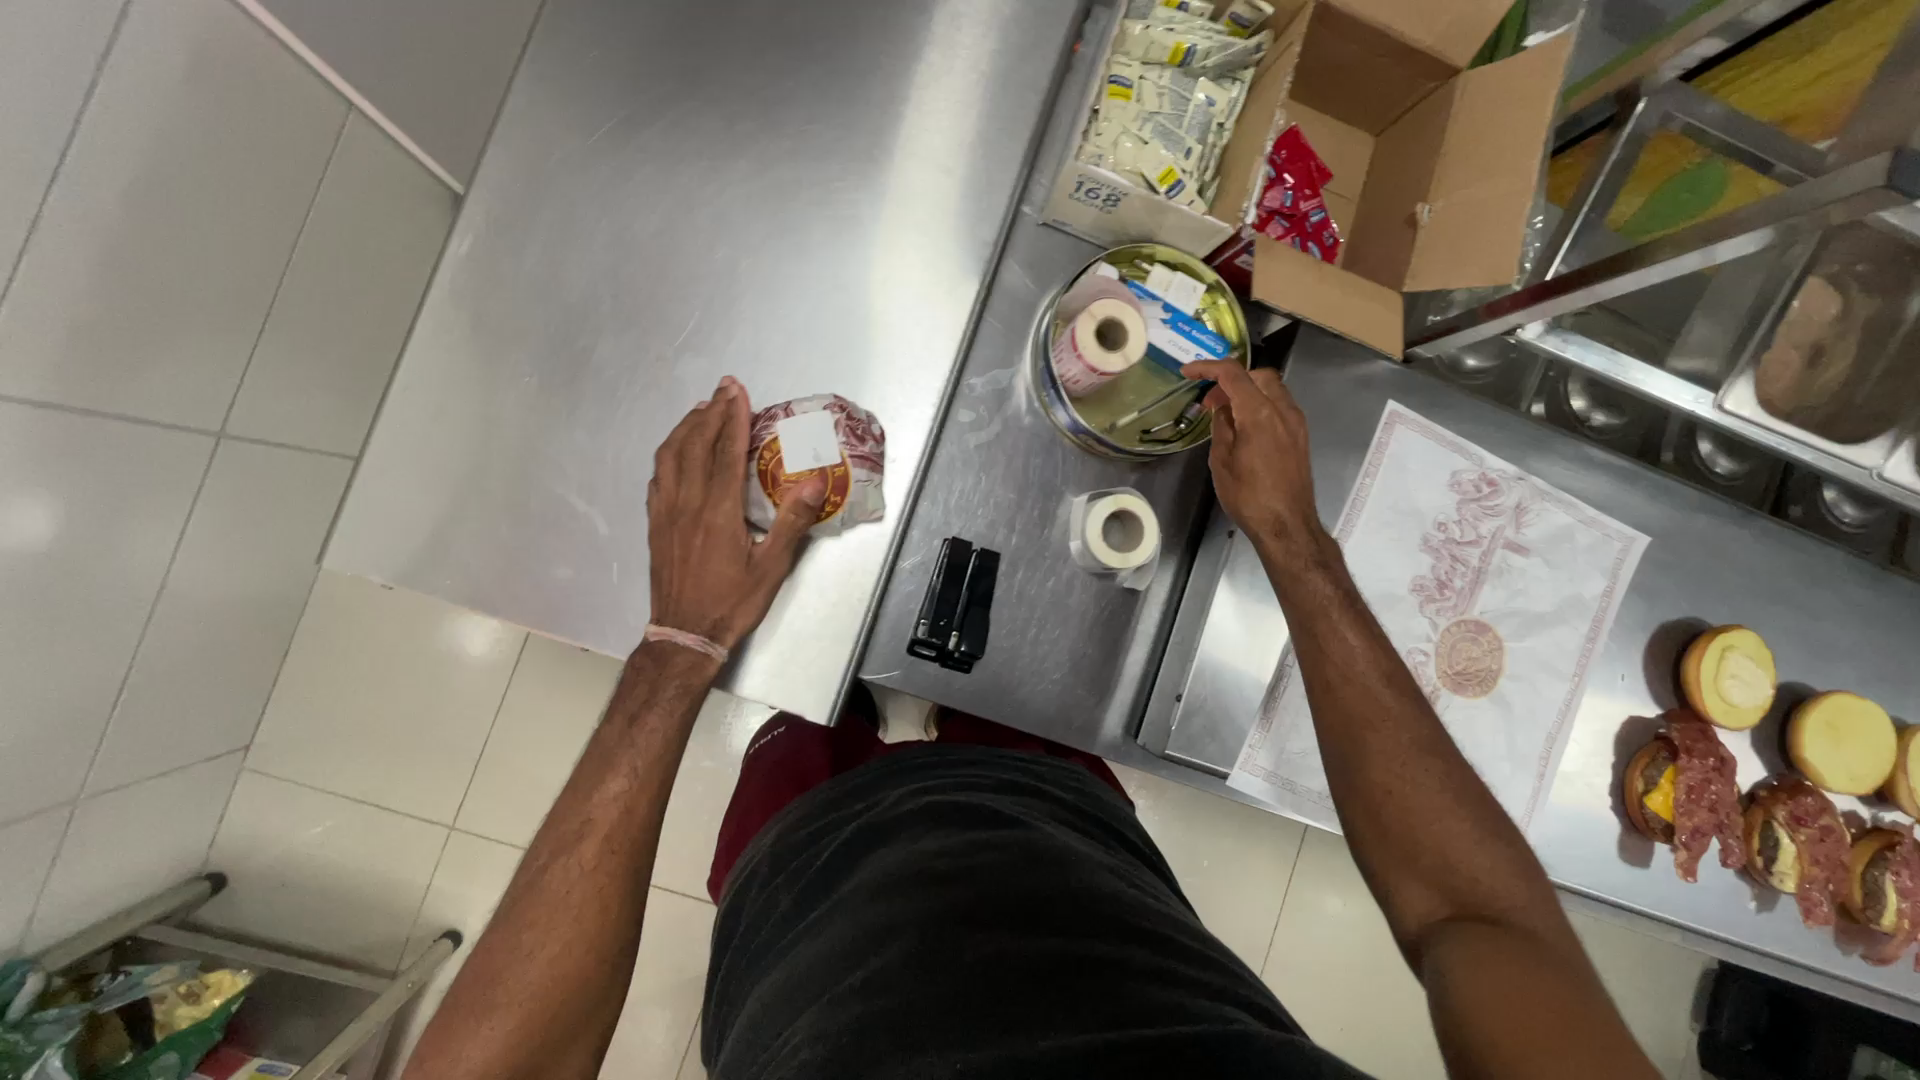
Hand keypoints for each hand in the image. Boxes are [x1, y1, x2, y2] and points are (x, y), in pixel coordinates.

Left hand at [647, 377, 826, 651]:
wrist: (685, 634)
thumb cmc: (732, 603)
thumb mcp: (772, 567)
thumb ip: (792, 522)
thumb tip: (815, 482)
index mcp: (718, 510)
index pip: (726, 451)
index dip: (733, 417)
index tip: (738, 391)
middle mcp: (688, 503)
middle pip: (695, 445)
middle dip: (709, 412)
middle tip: (723, 390)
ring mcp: (666, 512)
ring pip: (670, 456)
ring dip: (685, 428)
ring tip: (700, 412)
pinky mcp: (656, 525)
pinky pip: (658, 478)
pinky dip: (669, 455)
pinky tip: (677, 454)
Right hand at [1183, 360, 1328, 562]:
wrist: (1286, 524)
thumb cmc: (1248, 496)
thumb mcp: (1221, 460)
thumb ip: (1222, 426)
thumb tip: (1222, 408)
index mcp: (1260, 413)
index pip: (1233, 374)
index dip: (1207, 367)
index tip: (1187, 372)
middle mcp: (1283, 410)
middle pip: (1258, 375)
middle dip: (1231, 378)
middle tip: (1210, 400)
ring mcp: (1296, 422)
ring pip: (1272, 389)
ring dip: (1247, 392)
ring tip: (1225, 414)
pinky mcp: (1300, 436)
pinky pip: (1279, 406)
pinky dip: (1260, 405)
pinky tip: (1245, 428)